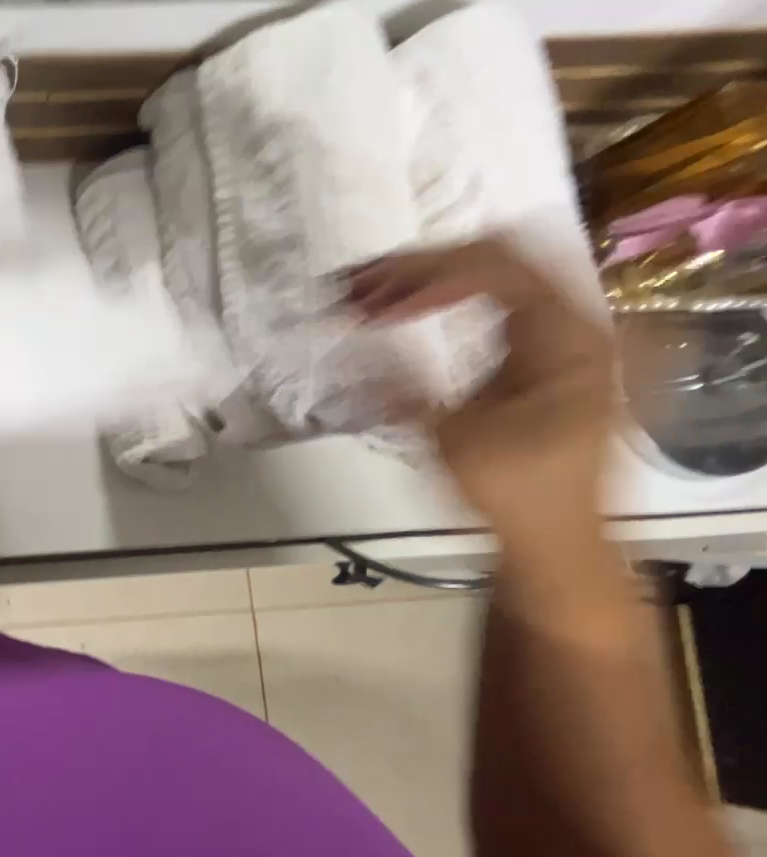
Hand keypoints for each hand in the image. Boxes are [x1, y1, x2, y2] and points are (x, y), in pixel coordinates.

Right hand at [344, 238, 619, 552]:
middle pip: (497, 254)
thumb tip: (350, 343)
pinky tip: (396, 312)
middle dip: (416, 267)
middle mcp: (576, 320)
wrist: (555, 533)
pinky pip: (493, 296)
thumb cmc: (510, 494)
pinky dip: (441, 297)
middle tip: (349, 288)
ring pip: (493, 270)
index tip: (364, 307)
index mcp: (569, 338)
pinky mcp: (545, 345)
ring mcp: (564, 330)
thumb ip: (403, 385)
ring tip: (359, 297)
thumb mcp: (452, 440)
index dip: (423, 277)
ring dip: (423, 279)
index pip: (497, 269)